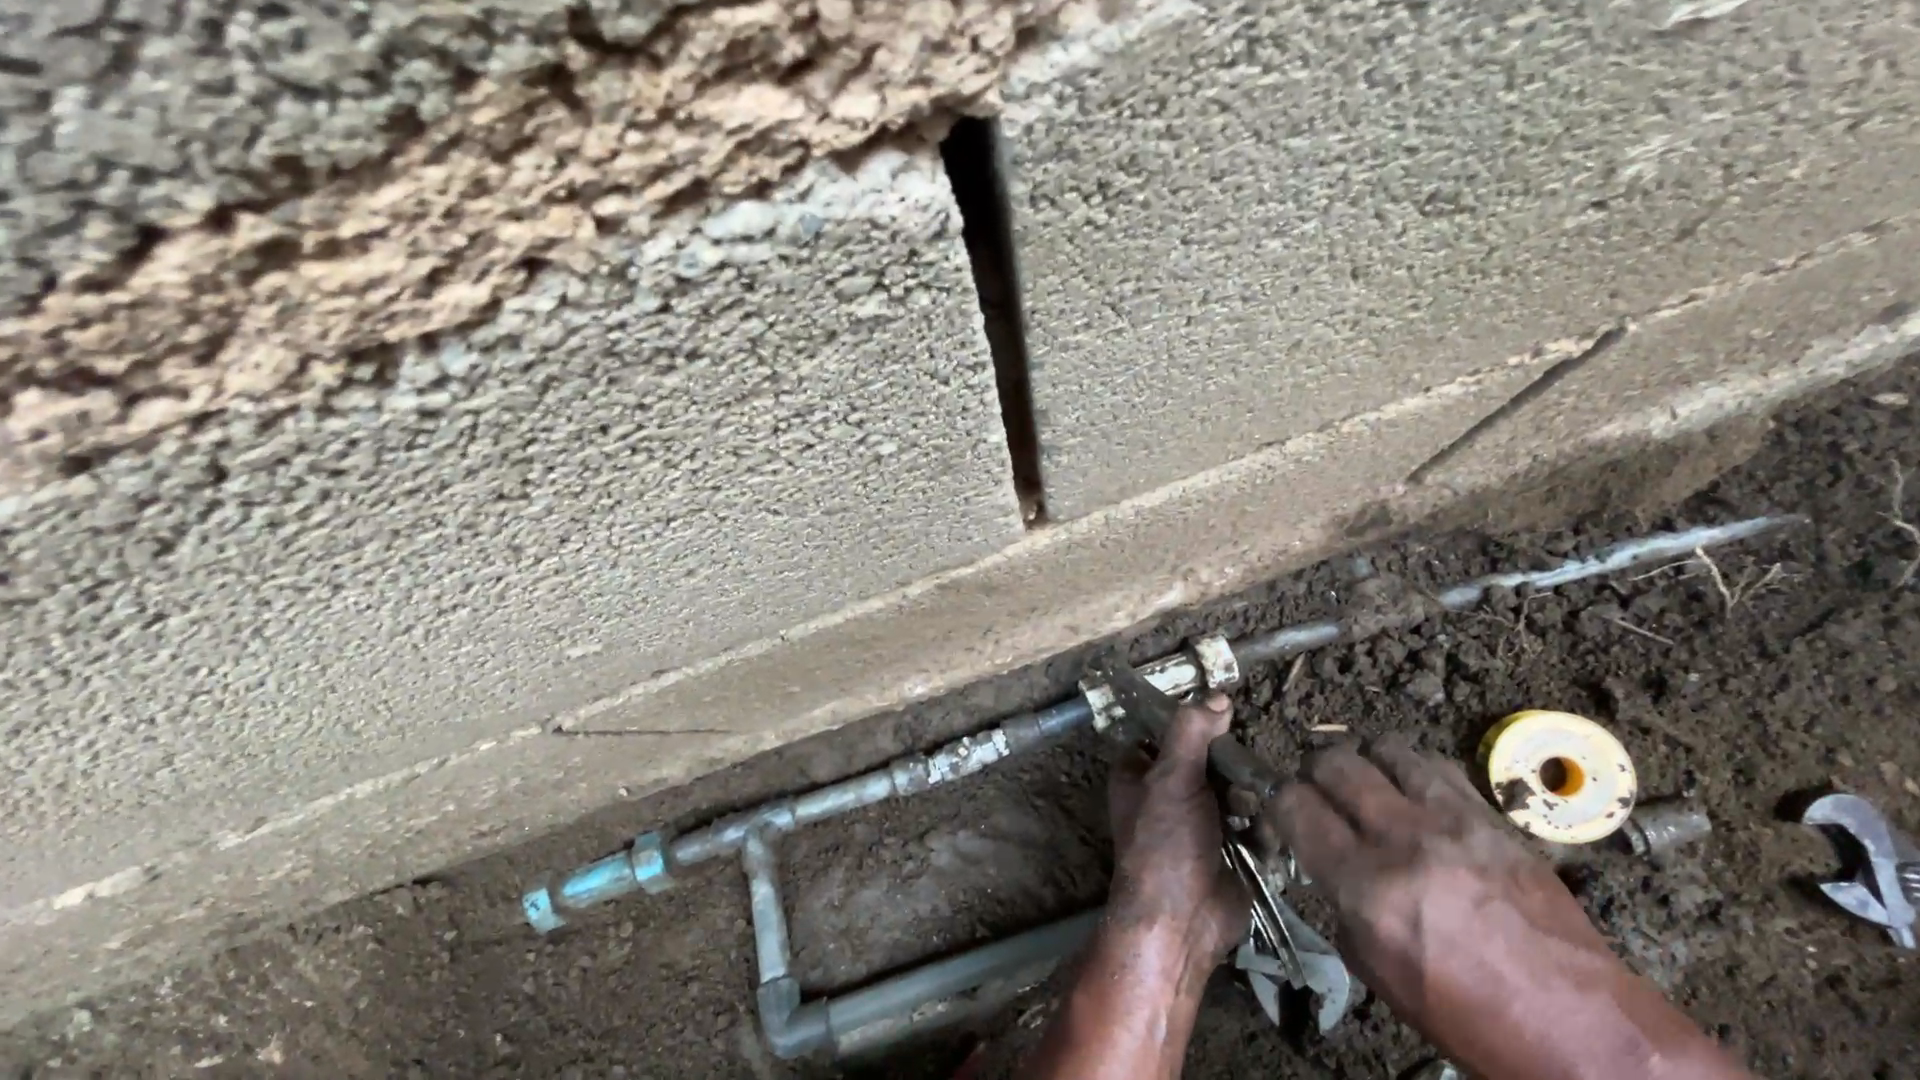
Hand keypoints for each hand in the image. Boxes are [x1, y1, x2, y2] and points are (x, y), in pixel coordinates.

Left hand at [1106, 693, 1249, 970]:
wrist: (1183, 920)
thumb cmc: (1165, 844)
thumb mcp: (1171, 778)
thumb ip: (1191, 732)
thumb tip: (1217, 696)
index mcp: (1140, 772)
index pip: (1170, 731)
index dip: (1195, 727)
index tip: (1221, 724)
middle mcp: (1169, 793)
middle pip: (1213, 759)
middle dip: (1231, 770)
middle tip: (1235, 784)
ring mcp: (1202, 822)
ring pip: (1239, 790)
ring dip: (1248, 801)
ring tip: (1244, 817)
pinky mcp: (1232, 848)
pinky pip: (1257, 823)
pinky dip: (1261, 829)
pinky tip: (1258, 839)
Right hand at [1264, 736, 1753, 1079]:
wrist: (1576, 1024)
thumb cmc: (1465, 1014)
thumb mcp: (1376, 969)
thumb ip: (1340, 903)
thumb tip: (1327, 862)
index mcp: (1366, 887)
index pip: (1294, 805)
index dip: (1273, 797)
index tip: (1275, 804)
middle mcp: (1404, 840)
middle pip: (1334, 763)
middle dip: (1310, 769)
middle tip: (1314, 788)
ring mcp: (1453, 821)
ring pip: (1384, 748)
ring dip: (1361, 758)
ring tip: (1361, 780)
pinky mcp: (1492, 817)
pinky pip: (1435, 764)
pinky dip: (1409, 767)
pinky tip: (1409, 788)